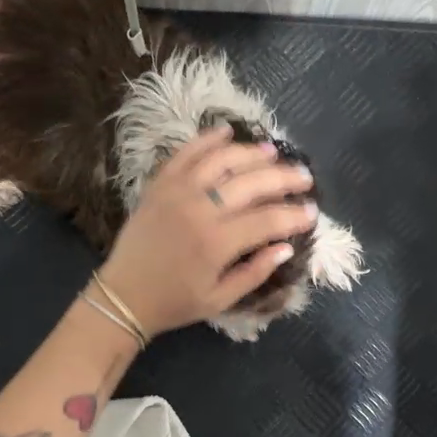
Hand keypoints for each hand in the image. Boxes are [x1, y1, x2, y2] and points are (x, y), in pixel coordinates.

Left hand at [97, 125, 317, 334]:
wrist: (123, 296)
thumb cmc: (174, 303)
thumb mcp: (219, 301)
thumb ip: (254, 274)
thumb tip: (286, 248)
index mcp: (217, 243)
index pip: (267, 220)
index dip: (294, 215)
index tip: (313, 212)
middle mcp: (200, 210)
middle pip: (251, 183)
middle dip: (284, 178)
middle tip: (304, 177)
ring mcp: (177, 192)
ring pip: (222, 160)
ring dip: (252, 153)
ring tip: (274, 153)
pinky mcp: (160, 185)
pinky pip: (186, 153)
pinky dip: (207, 140)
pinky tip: (227, 133)